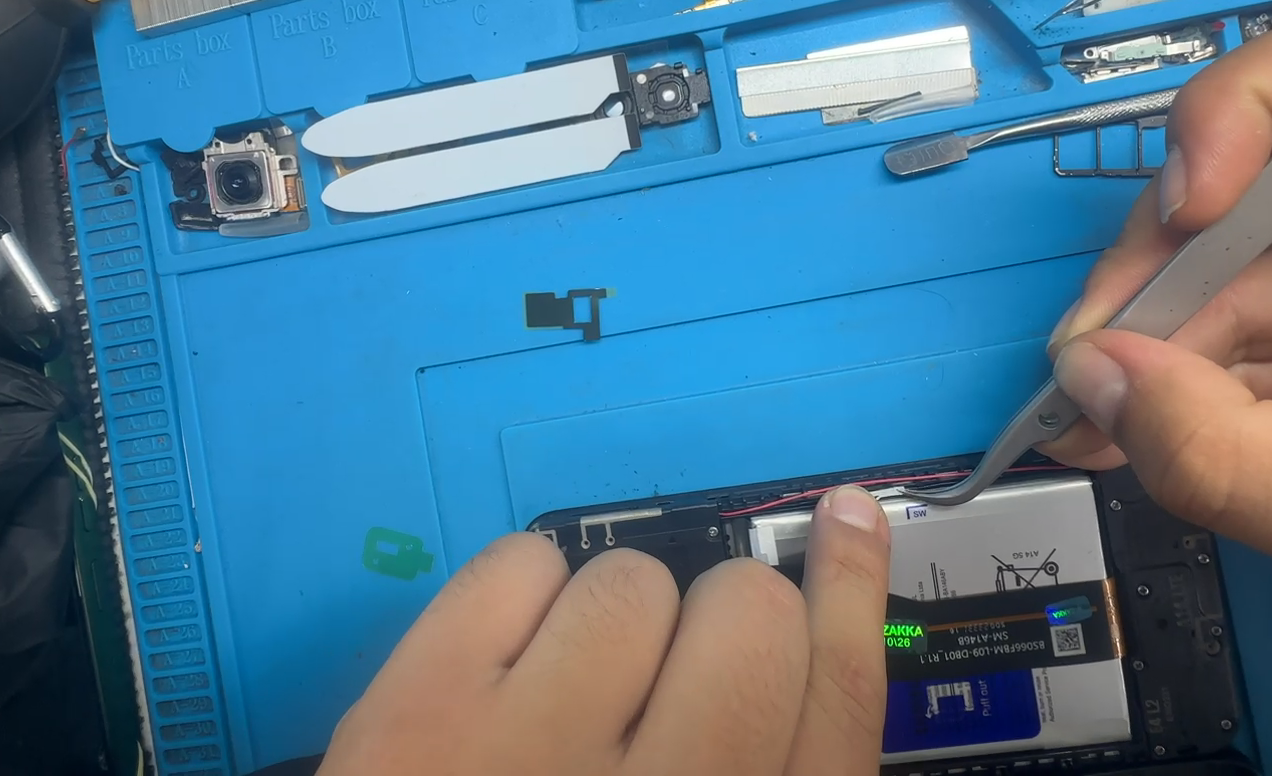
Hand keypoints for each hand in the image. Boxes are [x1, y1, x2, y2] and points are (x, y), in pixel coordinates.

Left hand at [320, 485, 891, 774]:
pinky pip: (521, 563)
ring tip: (567, 701)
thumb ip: (773, 763)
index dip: (851, 590)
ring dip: (611, 620)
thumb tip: (805, 620)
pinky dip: (523, 594)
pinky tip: (501, 672)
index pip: (841, 696)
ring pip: (631, 582)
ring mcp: (531, 759)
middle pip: (748, 613)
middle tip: (664, 679)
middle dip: (719, 618)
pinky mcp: (420, 713)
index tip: (845, 519)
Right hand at [1038, 0, 1271, 731]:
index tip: (1188, 210)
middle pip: (1264, 174)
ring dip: (1149, 341)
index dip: (1255, 102)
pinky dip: (1174, 383)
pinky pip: (1240, 336)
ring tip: (1091, 418)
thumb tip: (1090, 380)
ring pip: (1232, 267)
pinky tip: (1127, 430)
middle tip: (1089, 359)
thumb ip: (1247, 462)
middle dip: (1161, 269)